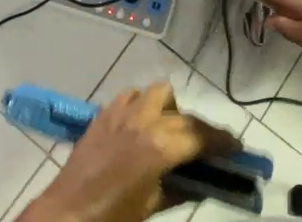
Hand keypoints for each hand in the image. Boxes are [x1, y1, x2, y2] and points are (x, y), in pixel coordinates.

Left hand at [20, 82, 234, 221]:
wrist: (64, 215)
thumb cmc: (110, 217)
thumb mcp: (150, 207)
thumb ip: (180, 190)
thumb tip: (203, 182)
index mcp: (159, 147)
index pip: (200, 137)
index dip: (222, 141)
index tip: (236, 147)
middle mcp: (145, 121)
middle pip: (185, 116)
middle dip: (202, 129)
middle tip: (211, 145)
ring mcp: (123, 113)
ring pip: (159, 92)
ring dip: (171, 107)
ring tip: (171, 127)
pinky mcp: (105, 113)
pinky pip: (131, 95)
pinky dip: (141, 104)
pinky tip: (141, 122)